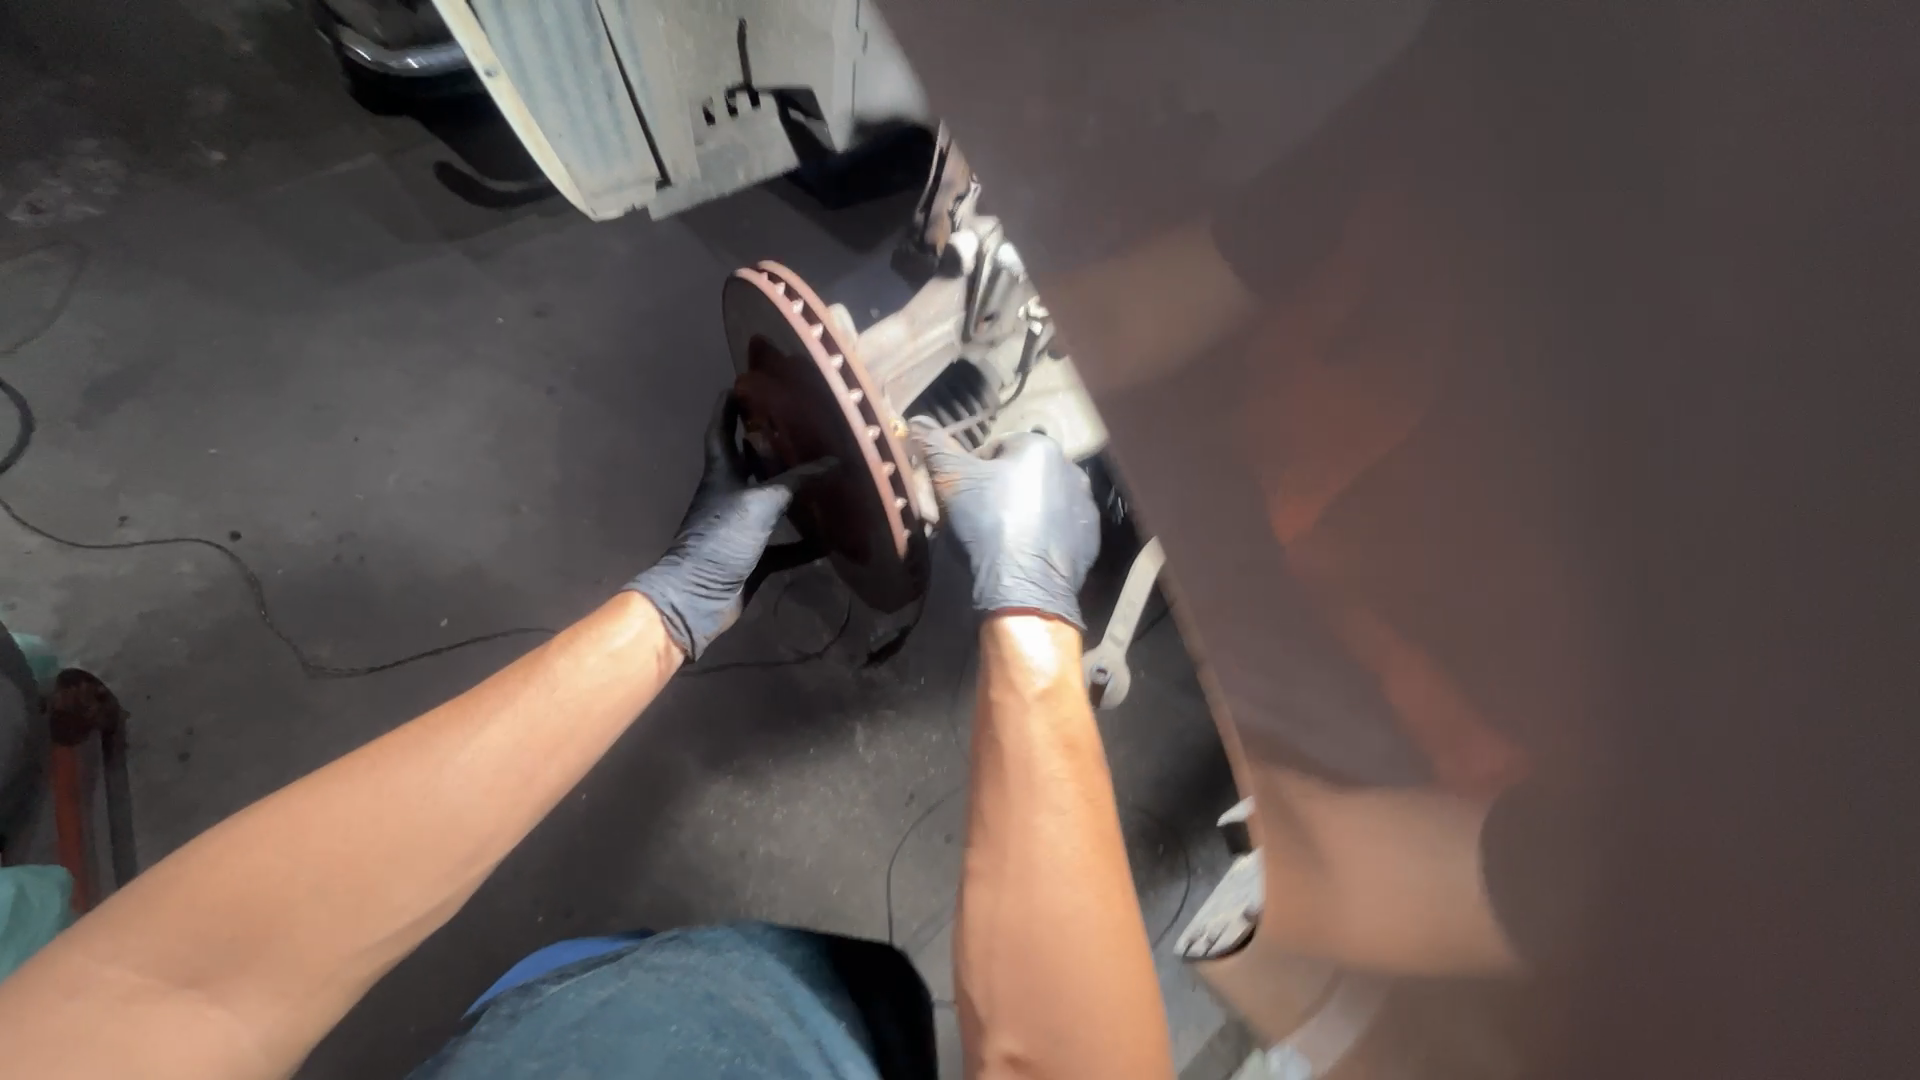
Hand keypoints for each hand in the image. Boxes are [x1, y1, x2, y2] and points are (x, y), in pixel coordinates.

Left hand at [628, 395, 825, 659]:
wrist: (697, 596)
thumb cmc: (720, 539)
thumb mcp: (761, 502)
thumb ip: (797, 481)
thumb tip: (835, 462)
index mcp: (721, 474)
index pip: (721, 430)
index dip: (728, 407)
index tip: (741, 384)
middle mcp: (729, 496)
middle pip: (749, 464)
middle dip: (769, 446)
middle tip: (798, 427)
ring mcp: (739, 528)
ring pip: (770, 503)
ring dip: (792, 493)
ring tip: (822, 477)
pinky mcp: (752, 558)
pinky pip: (785, 546)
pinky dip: (805, 543)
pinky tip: (830, 539)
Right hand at [910, 419, 1100, 628]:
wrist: (1024, 584)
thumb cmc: (987, 522)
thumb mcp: (950, 479)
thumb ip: (934, 445)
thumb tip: (916, 420)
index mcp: (1040, 446)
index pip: (996, 449)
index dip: (972, 471)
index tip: (961, 496)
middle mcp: (1071, 469)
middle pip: (1023, 474)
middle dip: (1001, 490)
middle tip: (978, 517)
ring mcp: (1085, 506)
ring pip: (1044, 501)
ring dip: (1024, 512)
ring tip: (1001, 538)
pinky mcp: (1090, 540)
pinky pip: (1060, 530)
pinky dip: (1044, 537)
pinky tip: (1024, 553)